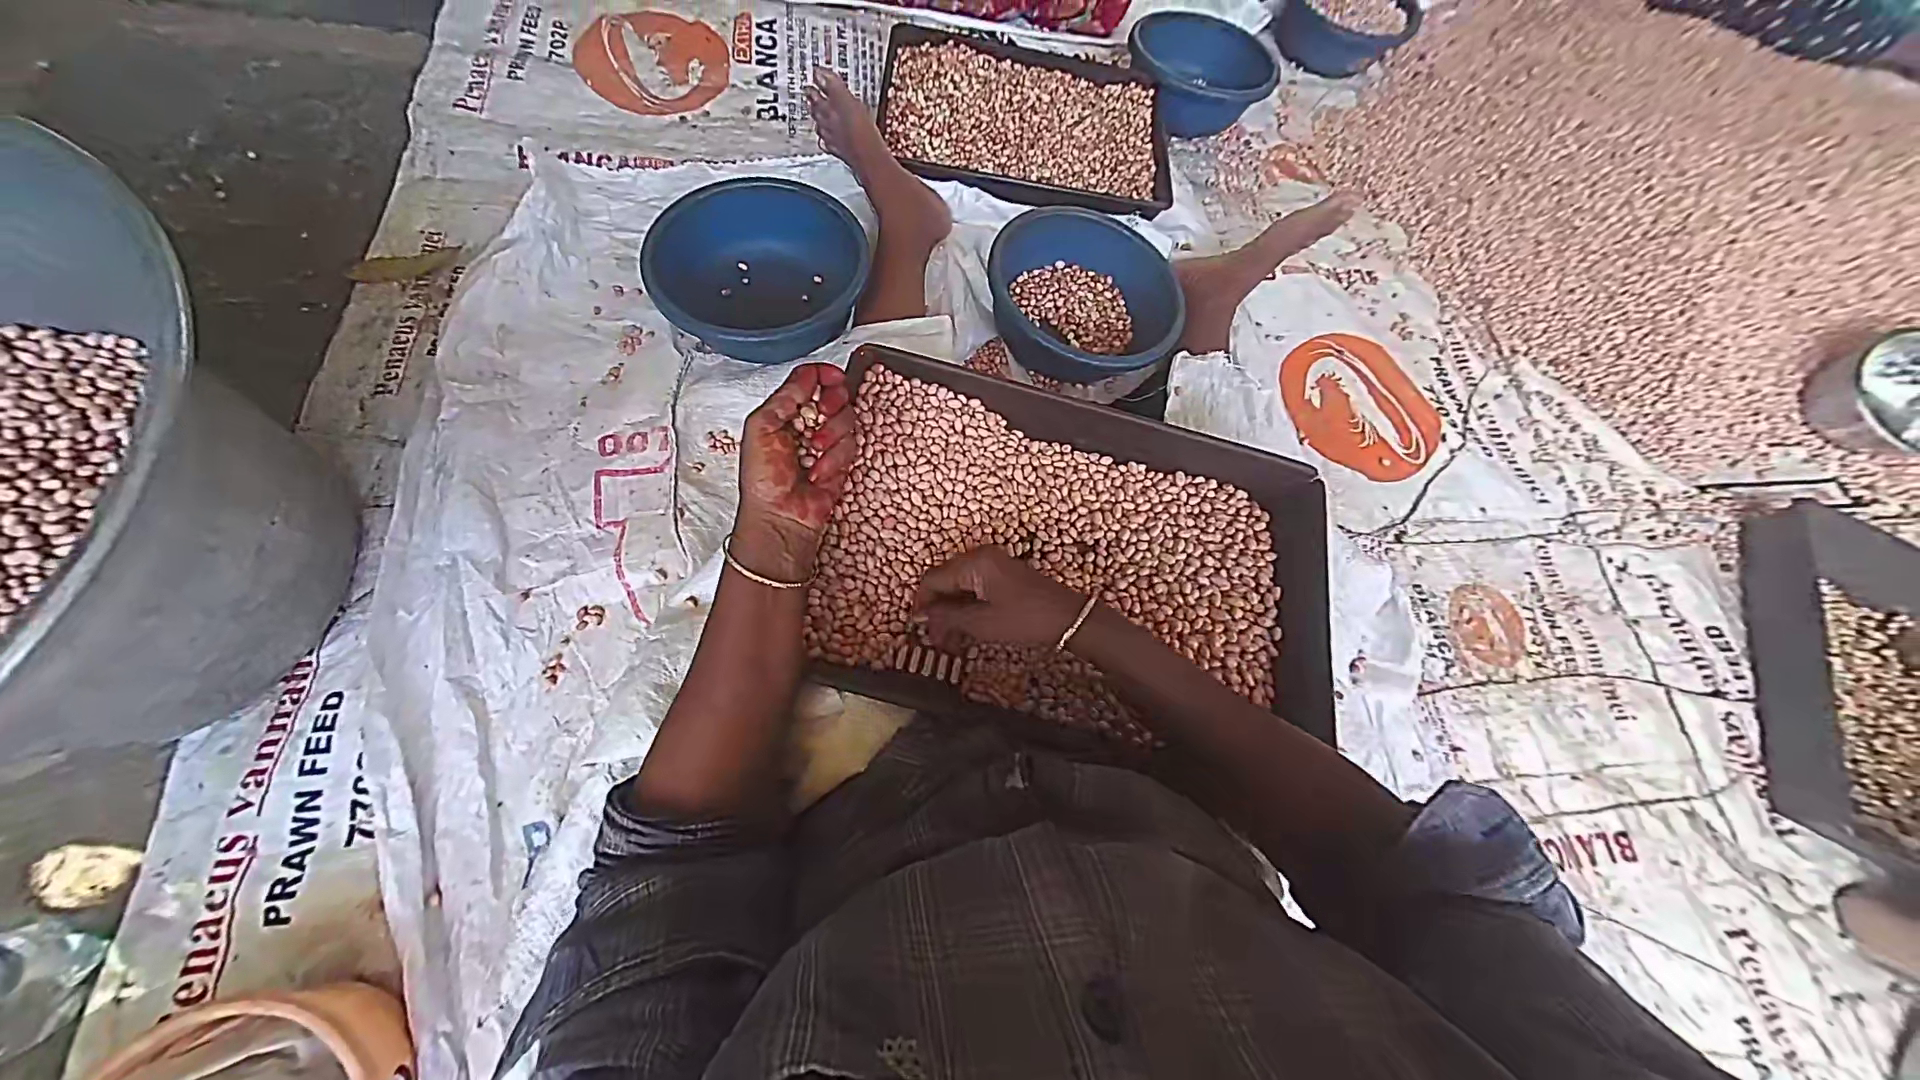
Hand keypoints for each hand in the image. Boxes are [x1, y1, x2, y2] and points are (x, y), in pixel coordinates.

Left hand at [733, 363, 855, 581]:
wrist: (779, 515)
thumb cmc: (763, 480)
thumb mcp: (761, 427)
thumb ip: (785, 397)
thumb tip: (808, 374)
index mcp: (786, 411)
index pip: (811, 380)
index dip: (824, 375)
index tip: (832, 377)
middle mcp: (808, 424)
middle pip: (836, 395)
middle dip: (833, 402)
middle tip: (823, 413)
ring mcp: (827, 442)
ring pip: (847, 419)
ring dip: (831, 435)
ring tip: (813, 451)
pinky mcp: (842, 461)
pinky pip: (852, 446)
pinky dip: (835, 459)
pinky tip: (818, 472)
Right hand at [912, 547, 1087, 651]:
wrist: (1069, 619)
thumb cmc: (1026, 619)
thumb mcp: (982, 623)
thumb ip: (947, 618)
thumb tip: (920, 617)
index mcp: (974, 562)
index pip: (933, 579)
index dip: (922, 604)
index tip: (918, 628)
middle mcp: (981, 557)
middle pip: (945, 582)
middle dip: (937, 611)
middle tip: (936, 640)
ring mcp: (994, 565)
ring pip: (959, 587)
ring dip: (952, 613)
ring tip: (951, 642)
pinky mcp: (1003, 575)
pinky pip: (975, 588)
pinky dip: (967, 608)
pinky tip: (966, 630)